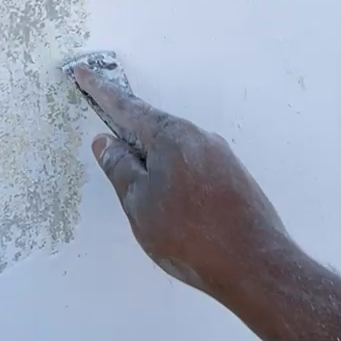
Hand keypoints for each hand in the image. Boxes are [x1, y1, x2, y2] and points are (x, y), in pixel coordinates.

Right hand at [71, 65, 289, 297]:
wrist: (256, 268)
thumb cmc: (188, 235)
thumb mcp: (138, 202)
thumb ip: (119, 167)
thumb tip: (105, 141)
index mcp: (172, 136)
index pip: (127, 107)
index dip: (101, 91)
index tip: (83, 72)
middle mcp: (199, 137)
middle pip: (153, 128)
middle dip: (130, 136)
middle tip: (111, 151)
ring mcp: (220, 157)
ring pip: (174, 150)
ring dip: (153, 163)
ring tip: (146, 199)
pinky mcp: (234, 178)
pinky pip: (192, 165)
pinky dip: (173, 175)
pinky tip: (173, 206)